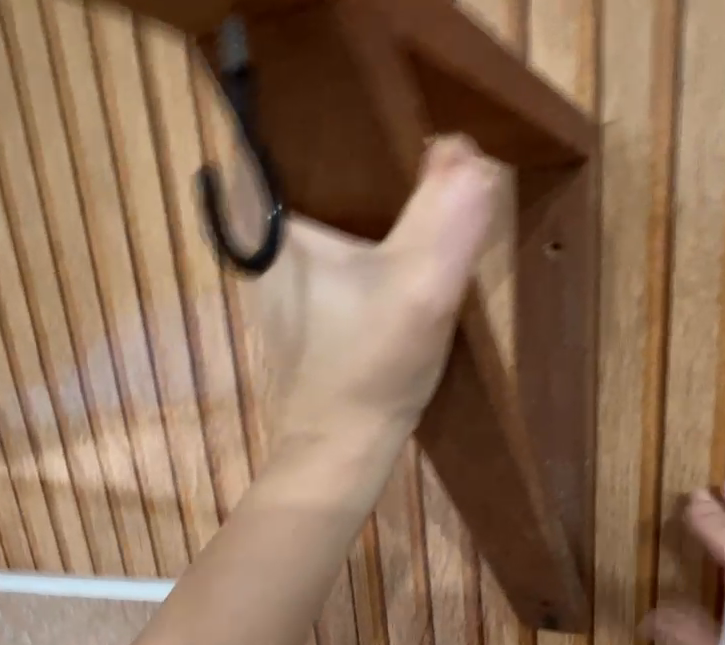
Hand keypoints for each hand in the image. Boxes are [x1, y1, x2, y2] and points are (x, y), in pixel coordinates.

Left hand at [257, 135, 499, 453]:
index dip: (316, 109)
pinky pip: (326, 249)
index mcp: (267, 224)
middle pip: (300, 167)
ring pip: (316, 210)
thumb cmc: (367, 373)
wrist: (340, 454)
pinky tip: (392, 251)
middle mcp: (259, 245)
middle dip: (351, 156)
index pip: (266, 127)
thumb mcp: (419, 291)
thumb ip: (448, 217)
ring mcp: (276, 280)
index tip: (369, 117)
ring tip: (408, 191)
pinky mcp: (299, 308)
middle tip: (406, 153)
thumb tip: (465, 150)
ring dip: (358, 199)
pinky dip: (357, 240)